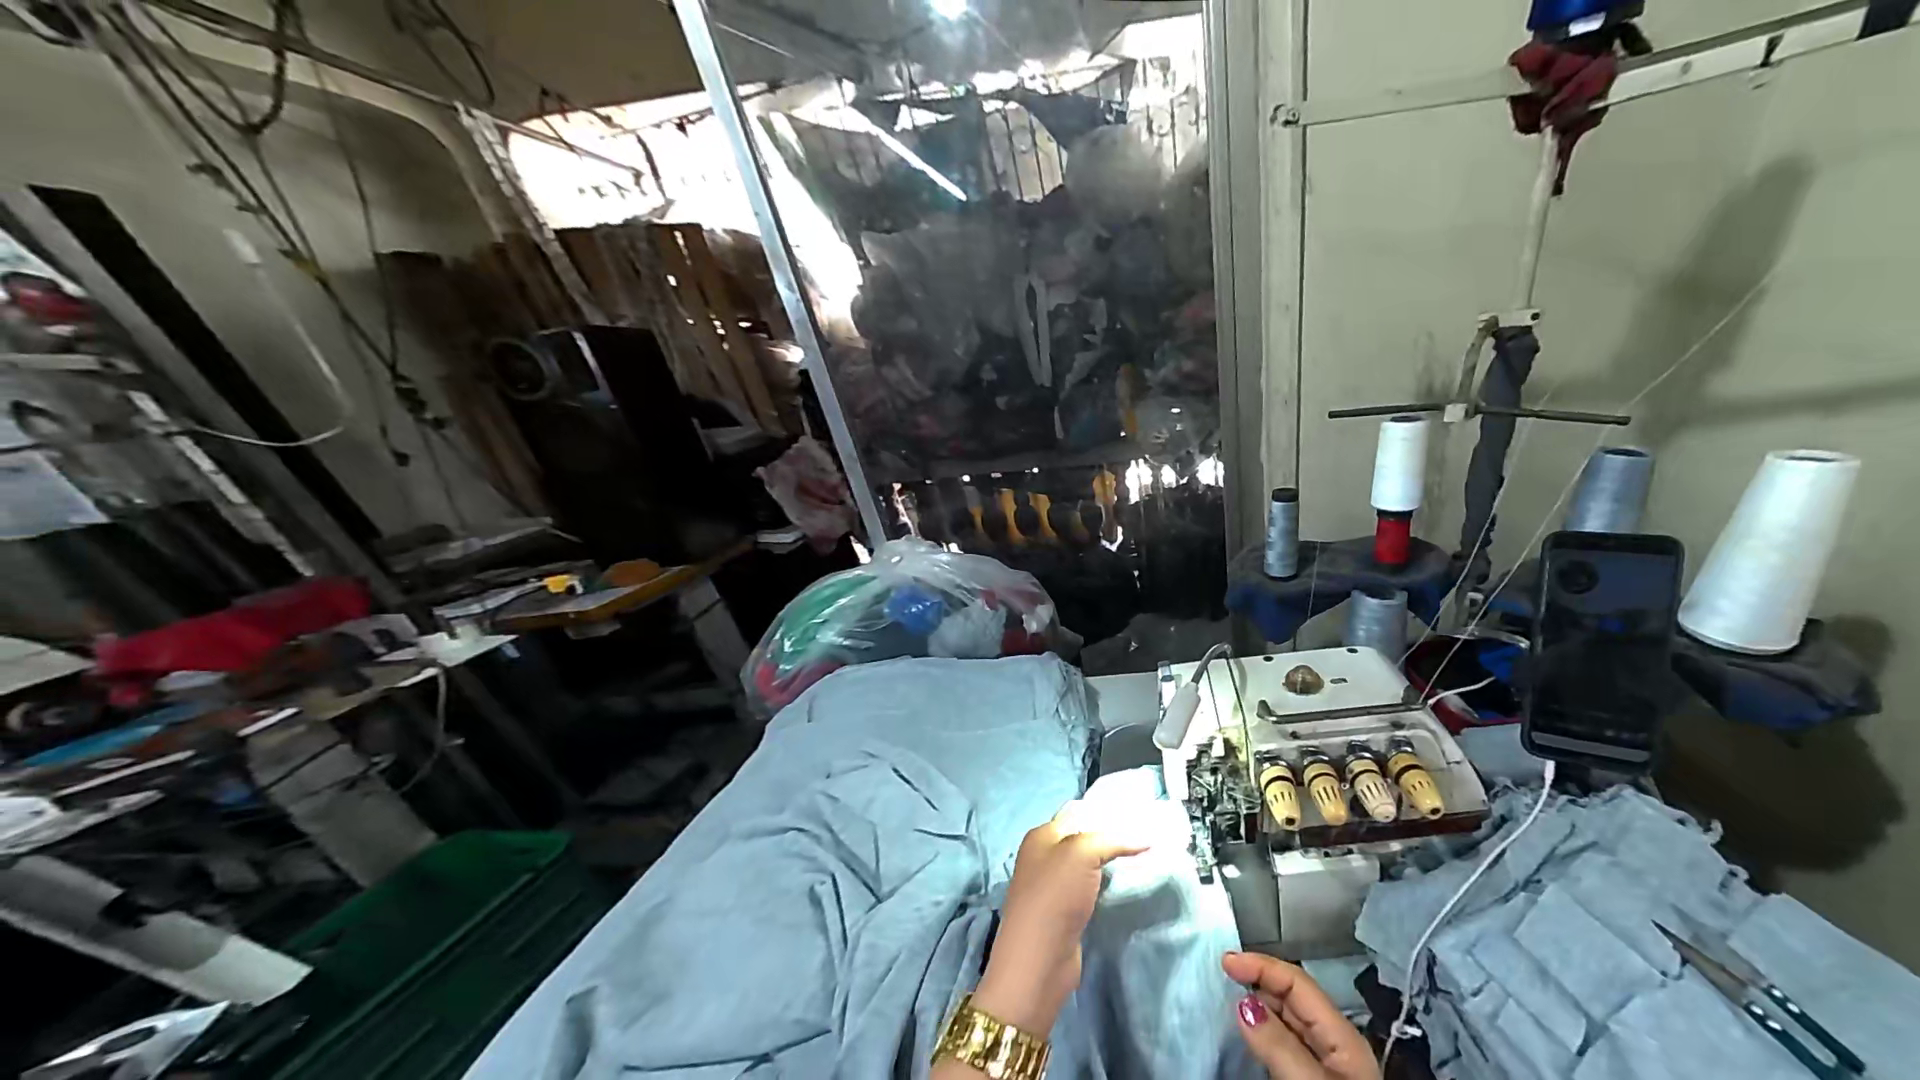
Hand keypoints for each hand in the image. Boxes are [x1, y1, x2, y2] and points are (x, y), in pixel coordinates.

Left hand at [972, 803, 1147, 1032]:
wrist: (1040, 958)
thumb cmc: (1055, 895)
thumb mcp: (1081, 853)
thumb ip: (1109, 840)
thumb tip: (1144, 838)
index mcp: (1041, 835)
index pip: (1076, 813)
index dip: (1104, 812)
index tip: (1137, 814)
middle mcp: (1043, 856)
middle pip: (1082, 838)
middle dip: (1110, 837)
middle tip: (1145, 836)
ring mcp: (1053, 886)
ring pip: (1087, 865)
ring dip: (1110, 862)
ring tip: (1142, 857)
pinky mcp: (1065, 912)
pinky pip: (1090, 888)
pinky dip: (1106, 884)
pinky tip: (1125, 884)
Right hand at [1225, 952, 1380, 1079]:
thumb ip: (1280, 1044)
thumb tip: (1242, 1003)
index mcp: (1343, 1037)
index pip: (1298, 983)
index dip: (1261, 965)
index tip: (1225, 960)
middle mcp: (1335, 1045)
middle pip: (1291, 998)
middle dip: (1257, 979)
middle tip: (1221, 974)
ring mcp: (1326, 1064)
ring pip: (1286, 1020)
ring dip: (1258, 1004)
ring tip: (1227, 997)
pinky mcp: (1313, 1078)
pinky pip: (1283, 1043)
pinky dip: (1262, 1030)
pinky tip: (1248, 1032)